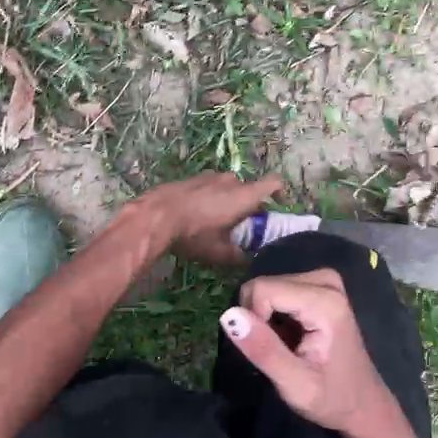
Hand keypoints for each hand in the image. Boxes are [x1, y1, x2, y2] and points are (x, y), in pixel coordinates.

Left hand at [121, 171, 281, 266]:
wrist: (157, 215)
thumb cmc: (194, 233)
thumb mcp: (219, 253)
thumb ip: (239, 257)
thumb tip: (250, 261)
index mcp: (244, 195)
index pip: (274, 183)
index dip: (281, 192)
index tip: (279, 206)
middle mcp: (231, 180)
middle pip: (249, 190)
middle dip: (249, 205)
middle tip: (243, 227)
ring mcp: (211, 176)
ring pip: (228, 187)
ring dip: (229, 201)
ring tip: (218, 222)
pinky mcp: (193, 178)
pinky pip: (211, 186)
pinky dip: (212, 198)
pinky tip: (198, 216)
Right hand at [219, 268, 399, 437]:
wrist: (364, 405)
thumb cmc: (332, 399)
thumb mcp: (294, 385)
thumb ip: (263, 348)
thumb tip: (228, 315)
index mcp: (324, 301)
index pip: (262, 289)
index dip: (253, 320)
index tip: (268, 351)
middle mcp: (326, 280)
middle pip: (265, 285)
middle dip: (259, 318)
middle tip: (277, 351)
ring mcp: (325, 280)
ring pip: (269, 286)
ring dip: (266, 318)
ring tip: (285, 346)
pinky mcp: (320, 286)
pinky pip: (279, 290)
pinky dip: (276, 314)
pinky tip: (291, 337)